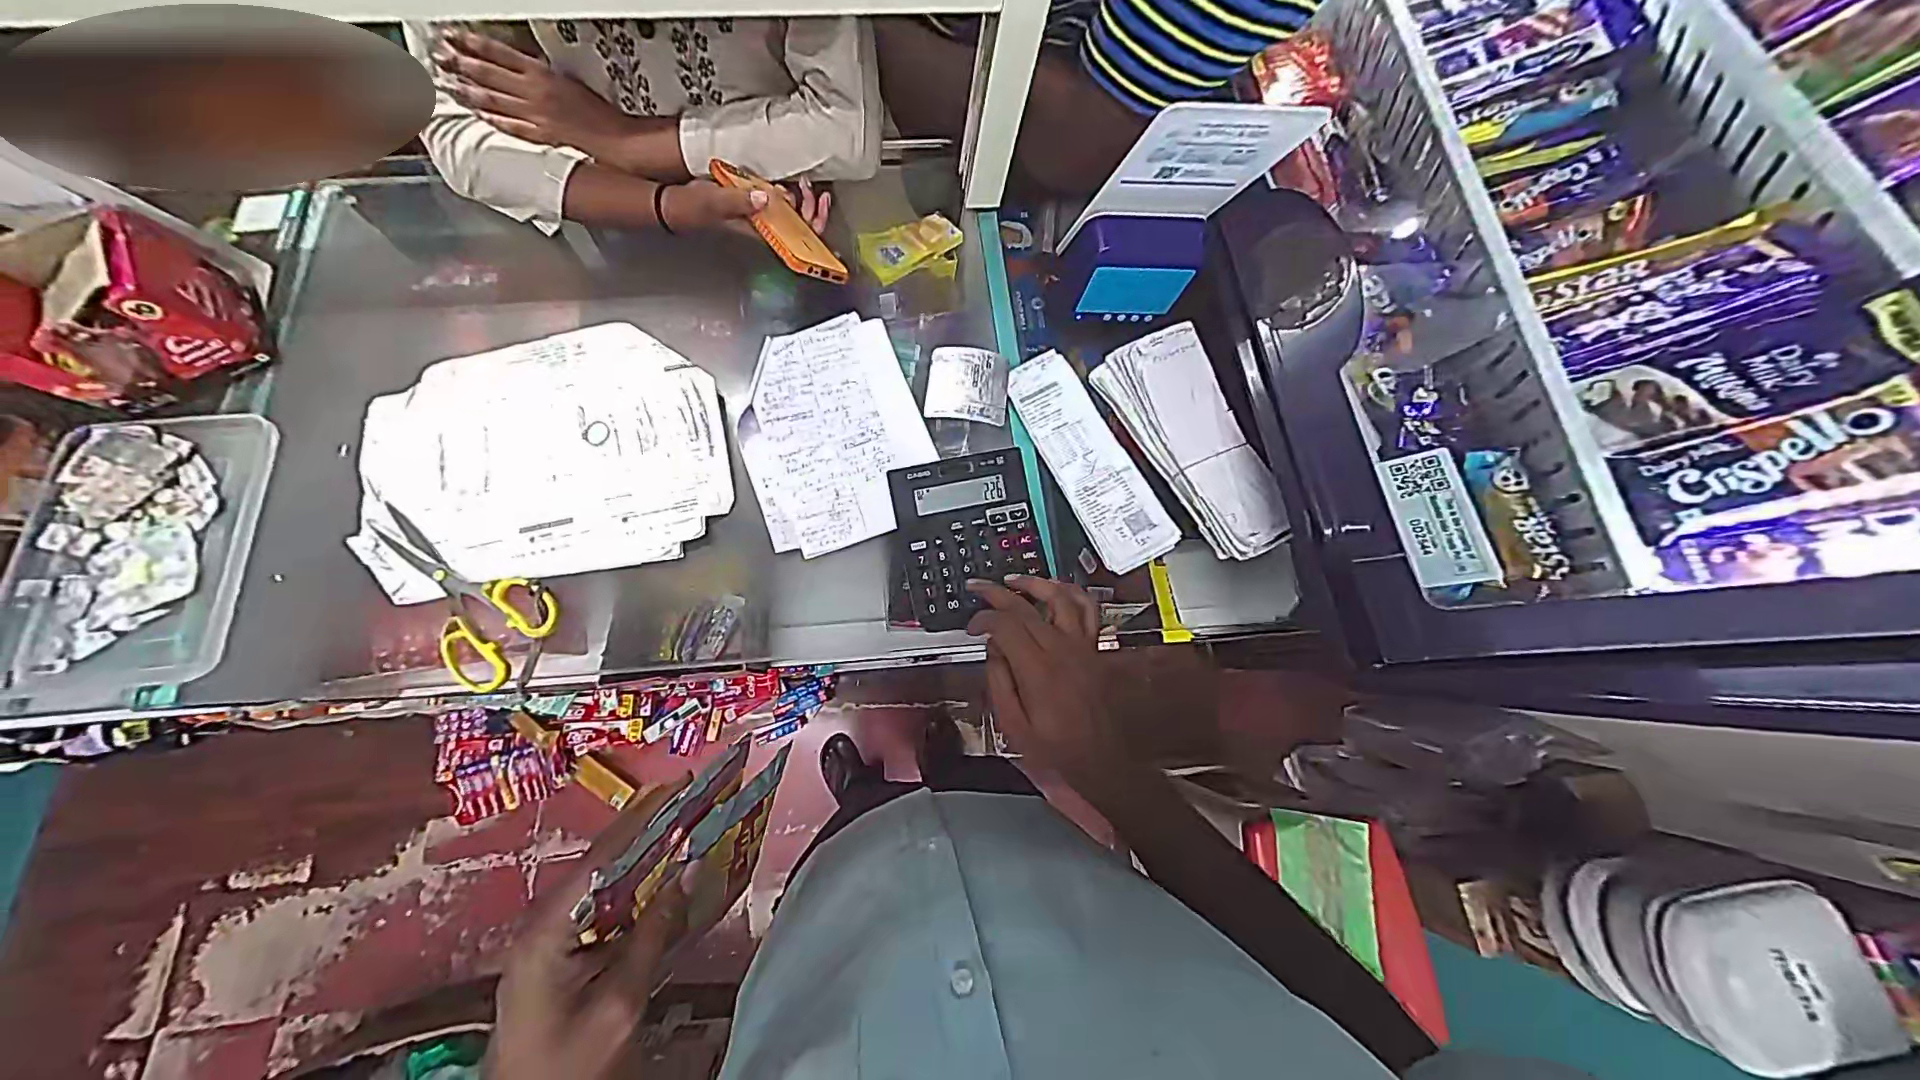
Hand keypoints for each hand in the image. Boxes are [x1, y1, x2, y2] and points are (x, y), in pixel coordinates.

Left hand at [434, 29, 664, 172]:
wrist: (619, 140)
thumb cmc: (601, 113)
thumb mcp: (571, 83)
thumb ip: (543, 76)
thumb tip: (522, 69)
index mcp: (542, 74)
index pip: (498, 52)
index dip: (471, 43)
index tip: (452, 36)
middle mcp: (535, 92)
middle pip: (489, 73)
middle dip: (460, 63)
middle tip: (439, 56)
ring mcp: (537, 115)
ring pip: (494, 99)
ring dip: (468, 90)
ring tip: (448, 83)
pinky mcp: (544, 136)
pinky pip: (513, 126)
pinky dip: (494, 119)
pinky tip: (479, 114)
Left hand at [489, 775, 703, 1079]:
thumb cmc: (570, 1065)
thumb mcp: (620, 1004)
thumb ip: (653, 934)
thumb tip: (688, 868)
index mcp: (548, 930)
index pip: (602, 856)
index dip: (643, 817)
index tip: (678, 786)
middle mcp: (544, 920)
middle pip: (601, 856)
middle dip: (645, 819)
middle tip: (687, 787)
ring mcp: (551, 932)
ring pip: (603, 871)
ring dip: (642, 841)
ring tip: (681, 812)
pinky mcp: (562, 945)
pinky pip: (604, 894)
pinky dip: (636, 871)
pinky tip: (661, 860)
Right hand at [662, 177, 829, 235]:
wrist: (678, 201)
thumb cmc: (695, 209)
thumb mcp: (715, 204)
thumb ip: (740, 202)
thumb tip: (765, 199)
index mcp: (762, 234)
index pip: (797, 240)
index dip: (815, 230)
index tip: (821, 211)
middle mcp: (767, 228)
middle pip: (802, 226)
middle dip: (813, 210)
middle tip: (815, 192)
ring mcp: (763, 215)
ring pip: (795, 213)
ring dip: (805, 200)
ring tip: (805, 185)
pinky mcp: (757, 203)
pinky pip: (781, 201)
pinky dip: (790, 192)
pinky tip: (793, 184)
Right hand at [965, 576, 1133, 797]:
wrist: (1101, 759)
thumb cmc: (1057, 748)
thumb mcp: (1014, 726)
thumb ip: (999, 683)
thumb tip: (992, 650)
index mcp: (1038, 671)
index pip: (1006, 626)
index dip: (984, 619)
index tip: (973, 627)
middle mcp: (1062, 651)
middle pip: (1026, 607)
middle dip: (997, 594)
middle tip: (979, 588)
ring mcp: (1082, 646)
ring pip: (1060, 598)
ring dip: (1035, 583)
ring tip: (1015, 580)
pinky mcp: (1094, 648)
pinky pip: (1088, 609)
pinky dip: (1072, 593)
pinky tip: (1057, 589)